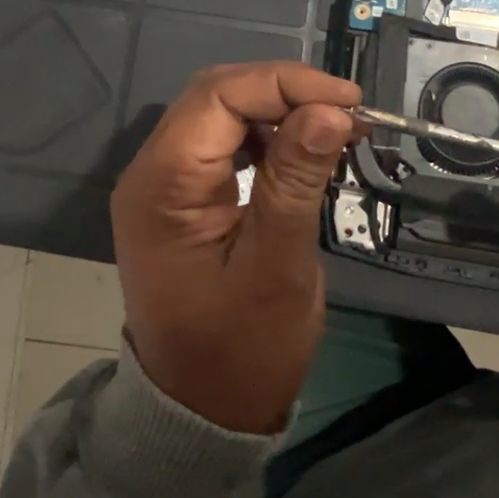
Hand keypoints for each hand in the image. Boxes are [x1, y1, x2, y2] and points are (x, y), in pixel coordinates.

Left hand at [110, 62, 361, 433]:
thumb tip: (329, 109)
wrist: (200, 413)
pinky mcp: (179, 196)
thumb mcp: (277, 267)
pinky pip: (219, 143)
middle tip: (346, 112)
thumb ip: (296, 181)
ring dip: (275, 110)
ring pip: (217, 113)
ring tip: (333, 126)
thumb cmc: (241, 352)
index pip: (218, 96)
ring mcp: (162, 183)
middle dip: (282, 91)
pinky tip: (300, 148)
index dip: (283, 84)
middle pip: (213, 95)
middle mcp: (151, 171)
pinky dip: (262, 135)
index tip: (348, 102)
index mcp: (162, 184)